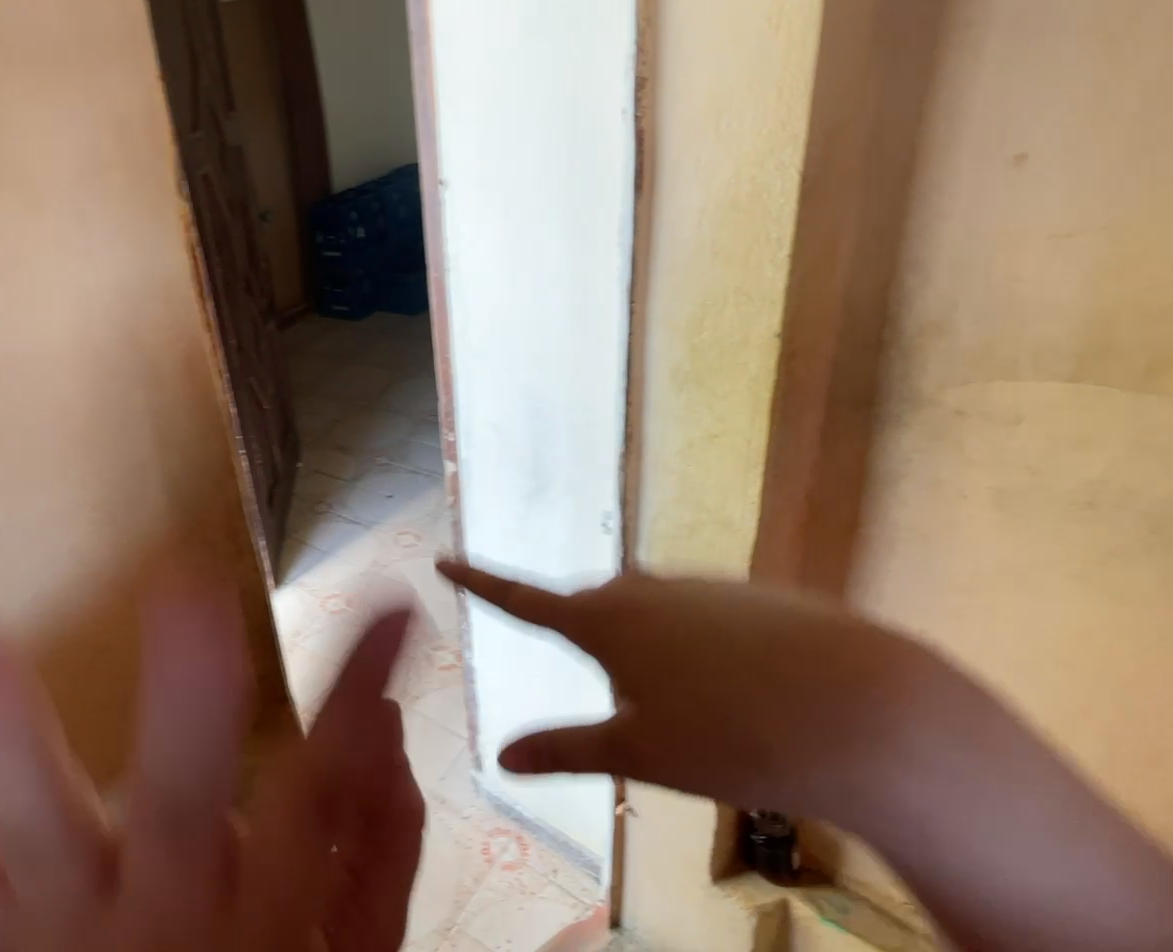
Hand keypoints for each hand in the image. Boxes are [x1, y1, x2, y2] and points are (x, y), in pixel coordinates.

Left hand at [0, 581, 423, 951]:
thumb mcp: (343, 949)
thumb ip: (371, 845)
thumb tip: (387, 717)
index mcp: (261, 915)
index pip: (328, 792)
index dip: (360, 697)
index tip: (392, 605)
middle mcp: (165, 913)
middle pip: (186, 805)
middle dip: (192, 704)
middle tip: (186, 594)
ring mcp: (68, 924)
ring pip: (39, 837)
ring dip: (8, 740)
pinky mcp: (4, 936)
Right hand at [437, 560, 955, 822]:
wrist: (873, 715)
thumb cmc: (733, 738)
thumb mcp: (639, 753)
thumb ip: (566, 749)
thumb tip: (501, 756)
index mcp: (601, 621)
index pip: (519, 598)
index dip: (477, 582)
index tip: (443, 559)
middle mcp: (643, 590)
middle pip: (590, 608)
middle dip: (582, 637)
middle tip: (609, 693)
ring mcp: (701, 587)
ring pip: (649, 613)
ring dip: (645, 647)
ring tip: (689, 706)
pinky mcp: (754, 596)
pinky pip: (701, 616)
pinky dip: (698, 647)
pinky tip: (742, 692)